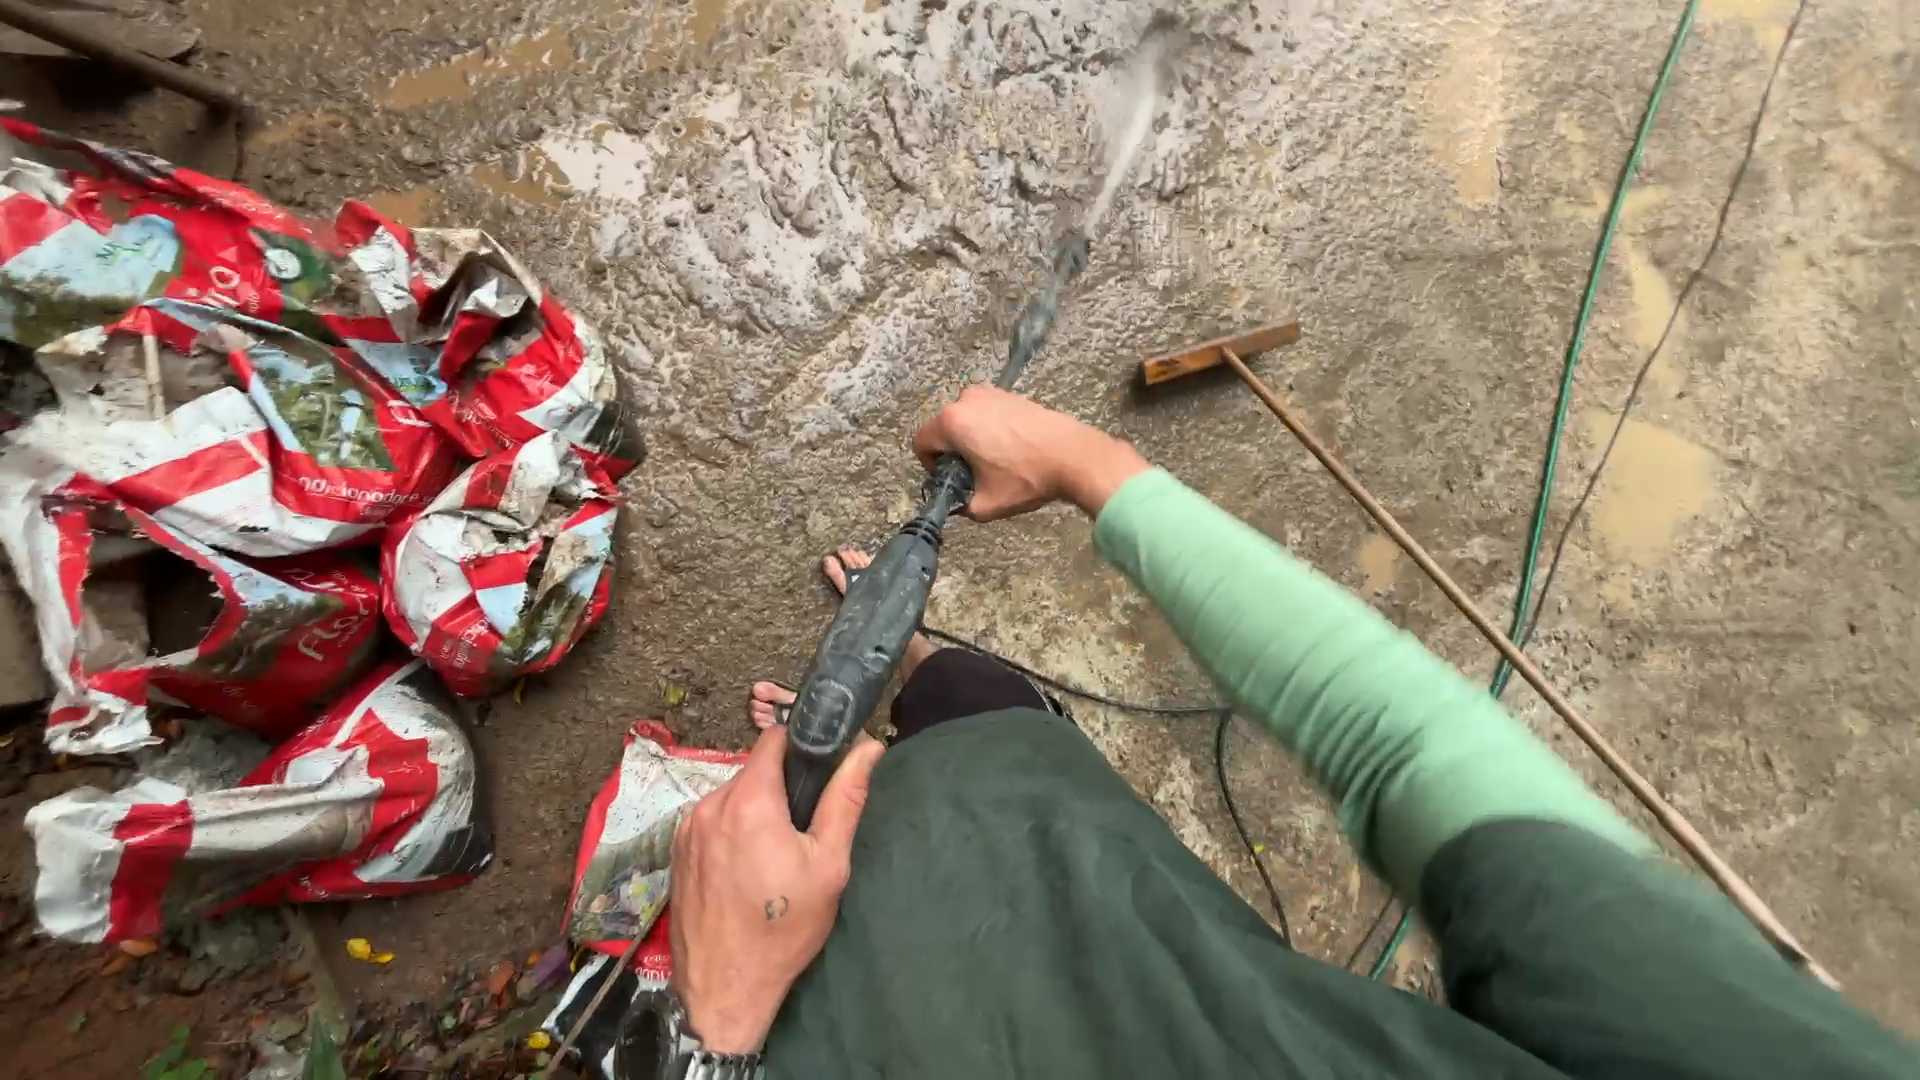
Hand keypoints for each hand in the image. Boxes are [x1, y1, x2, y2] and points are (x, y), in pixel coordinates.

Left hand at [669, 726, 884, 1053]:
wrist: (723, 992)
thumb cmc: (784, 927)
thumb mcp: (829, 863)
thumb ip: (846, 798)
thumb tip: (870, 746)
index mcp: (749, 799)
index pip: (774, 739)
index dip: (802, 745)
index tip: (822, 767)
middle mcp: (710, 804)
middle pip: (755, 770)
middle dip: (782, 785)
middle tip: (805, 825)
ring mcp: (687, 828)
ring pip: (733, 795)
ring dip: (757, 808)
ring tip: (776, 852)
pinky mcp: (675, 850)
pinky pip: (712, 819)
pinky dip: (733, 828)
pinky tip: (747, 866)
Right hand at [912, 387, 1150, 518]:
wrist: (1073, 456)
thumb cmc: (1029, 477)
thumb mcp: (985, 505)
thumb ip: (960, 506)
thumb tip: (957, 504)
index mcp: (953, 422)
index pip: (921, 442)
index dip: (930, 465)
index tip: (949, 478)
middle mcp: (967, 400)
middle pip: (943, 429)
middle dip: (952, 452)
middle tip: (973, 475)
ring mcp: (991, 394)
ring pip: (965, 421)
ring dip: (970, 441)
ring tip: (994, 464)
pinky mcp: (1010, 395)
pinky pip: (986, 414)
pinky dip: (989, 431)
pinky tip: (1009, 452)